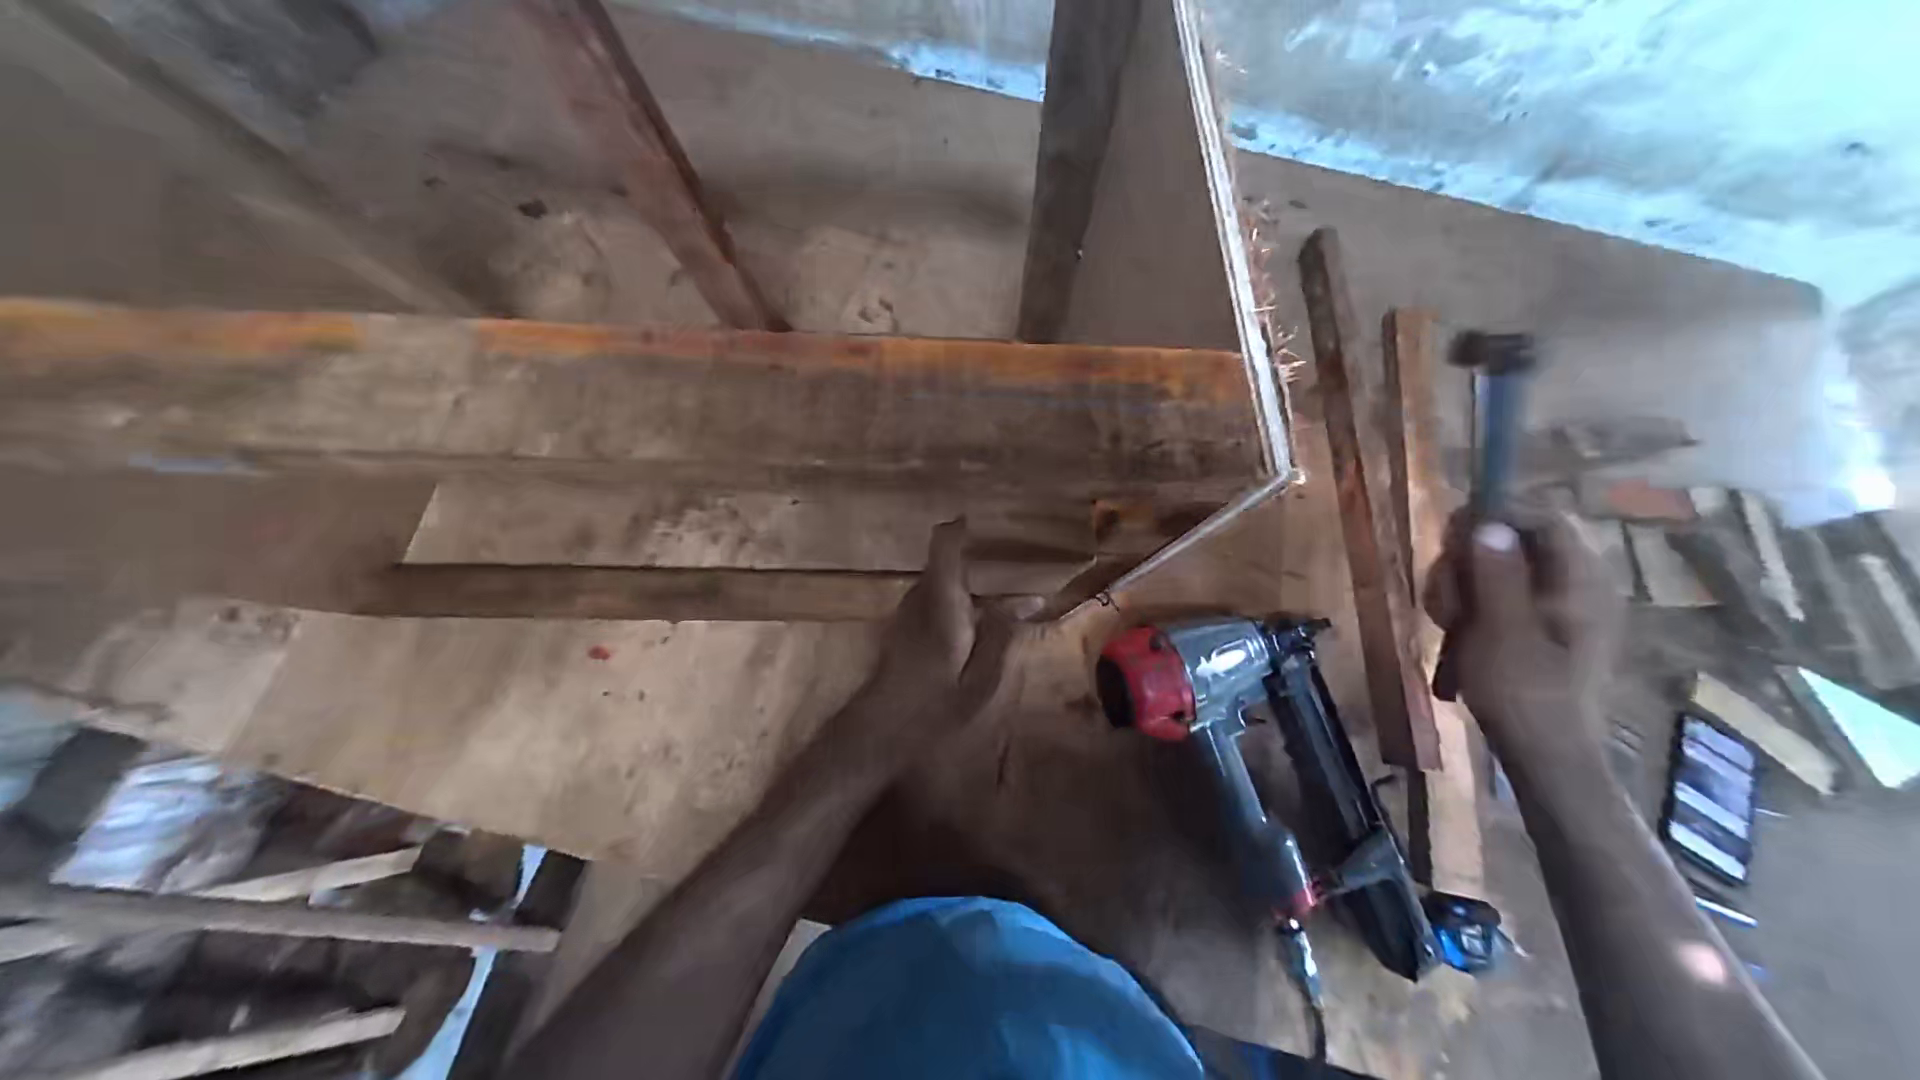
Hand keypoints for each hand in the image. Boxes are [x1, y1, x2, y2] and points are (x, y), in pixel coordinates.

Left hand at [838, 520, 1034, 765]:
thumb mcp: (981, 677)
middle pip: (948, 560)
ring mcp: (907, 609)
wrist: (879, 730)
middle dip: (981, 559)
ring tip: (1005, 594)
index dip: (965, 525)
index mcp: (941, 599)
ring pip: (942, 581)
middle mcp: (920, 595)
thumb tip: (1030, 599)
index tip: (995, 522)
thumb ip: (1002, 633)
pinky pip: (935, 599)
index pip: (946, 541)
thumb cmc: (933, 705)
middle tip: (1018, 564)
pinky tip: (978, 626)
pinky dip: (958, 601)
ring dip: (970, 583)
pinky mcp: (903, 625)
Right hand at [1423, 513, 1620, 769]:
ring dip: (1459, 588)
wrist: (1544, 753)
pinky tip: (1455, 634)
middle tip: (1445, 601)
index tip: (1449, 539)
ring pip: (1493, 569)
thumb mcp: (1501, 629)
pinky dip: (1468, 607)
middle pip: (1509, 542)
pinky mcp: (1537, 625)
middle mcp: (1574, 585)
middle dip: (1465, 563)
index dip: (1494, 517)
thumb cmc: (1524, 692)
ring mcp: (1556, 606)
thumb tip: (1488, 521)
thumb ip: (1496, 573)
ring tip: (1447, 626)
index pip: (1541, 518)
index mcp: (1579, 581)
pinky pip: (1495, 595)